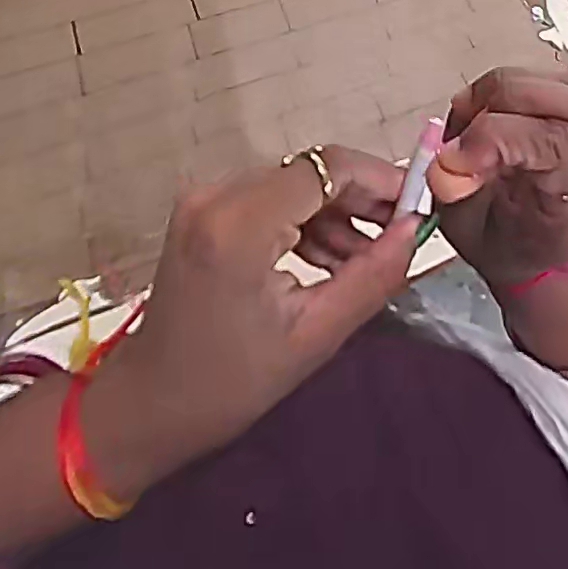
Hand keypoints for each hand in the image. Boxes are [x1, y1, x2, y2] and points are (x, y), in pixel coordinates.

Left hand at [84, 147, 417, 496]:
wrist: (151, 400)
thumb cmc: (230, 381)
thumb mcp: (314, 334)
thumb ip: (373, 275)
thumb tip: (415, 229)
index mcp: (238, 225)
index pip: (326, 168)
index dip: (380, 179)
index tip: (417, 205)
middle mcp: (216, 195)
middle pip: (311, 169)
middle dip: (362, 196)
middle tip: (402, 230)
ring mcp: (206, 197)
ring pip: (295, 181)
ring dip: (337, 210)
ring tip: (367, 257)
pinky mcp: (206, 207)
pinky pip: (272, 197)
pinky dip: (307, 219)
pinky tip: (331, 256)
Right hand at [424, 67, 567, 289]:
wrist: (542, 248)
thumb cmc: (509, 239)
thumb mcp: (472, 232)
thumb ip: (456, 193)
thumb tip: (445, 161)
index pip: (551, 140)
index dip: (494, 140)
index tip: (453, 160)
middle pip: (547, 94)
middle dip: (490, 106)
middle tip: (459, 138)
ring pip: (538, 74)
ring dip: (491, 96)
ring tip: (469, 129)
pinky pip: (531, 70)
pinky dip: (495, 90)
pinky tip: (481, 116)